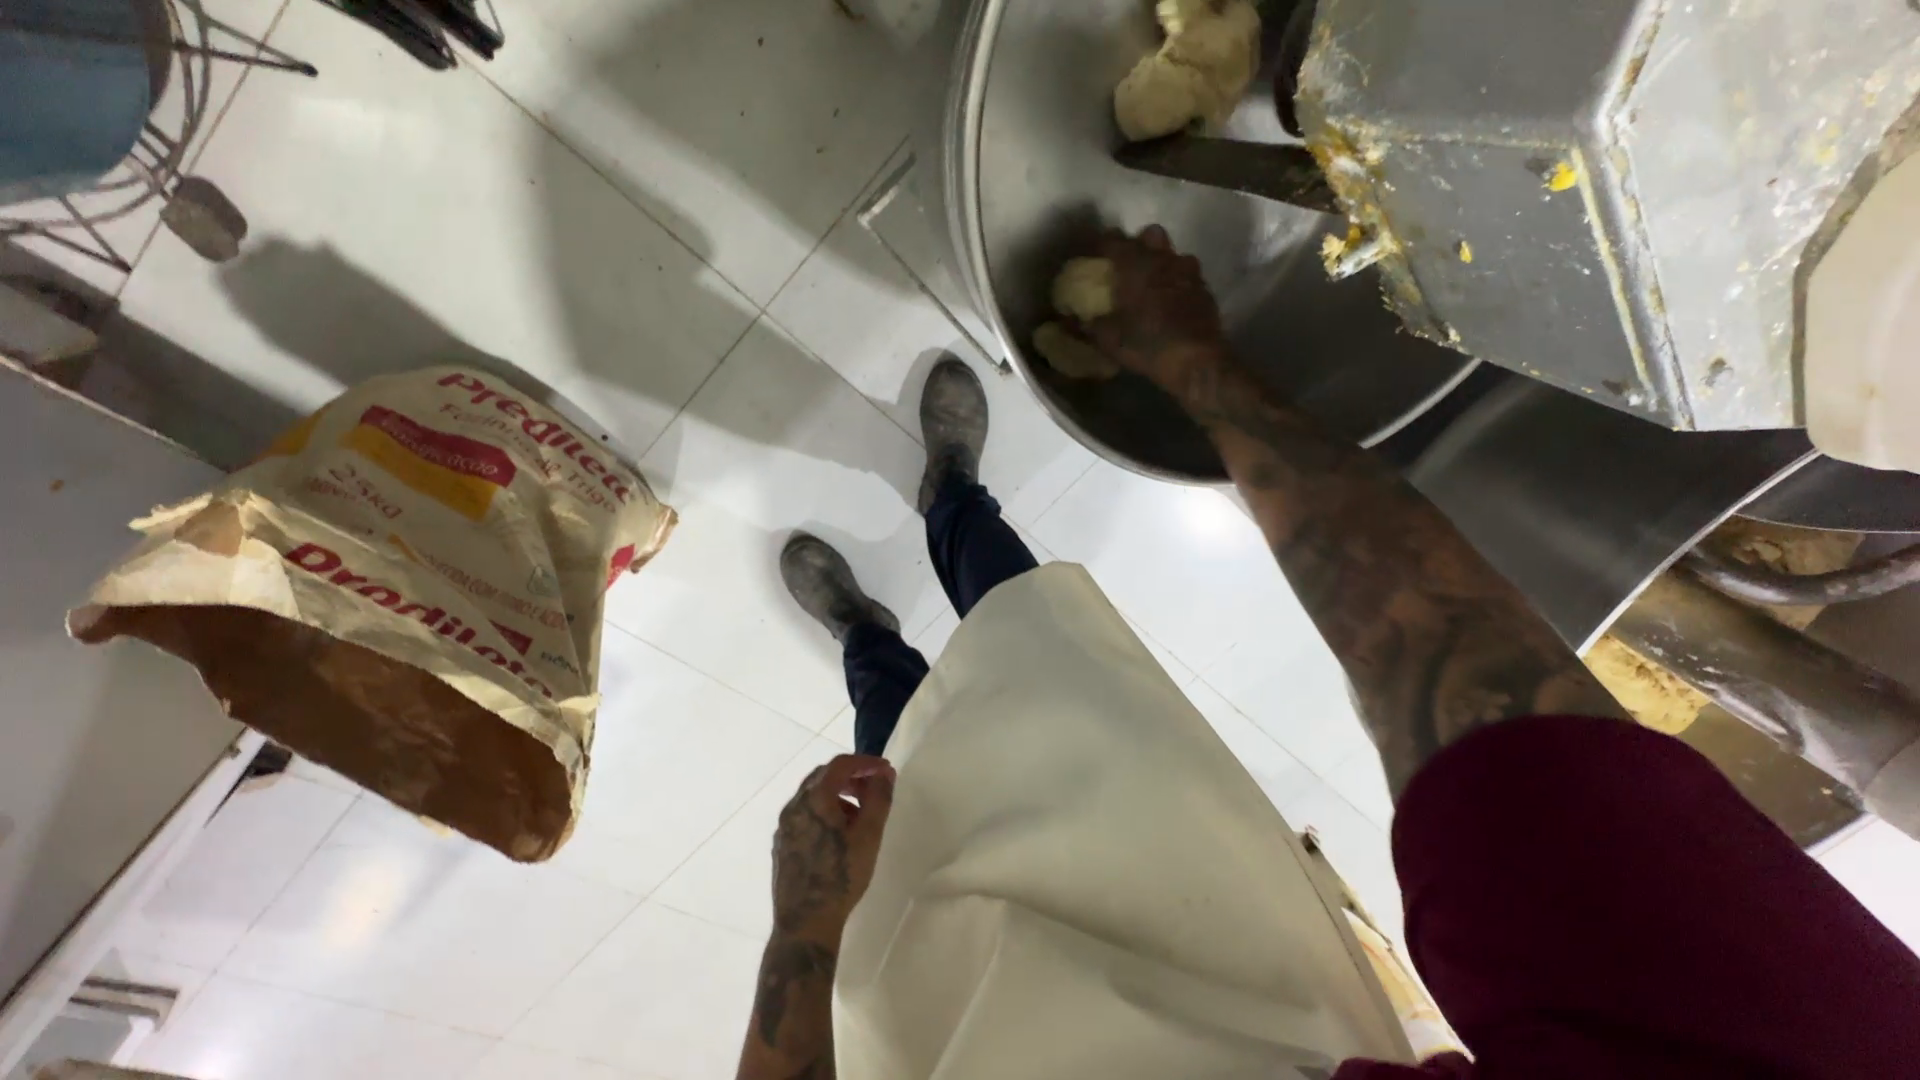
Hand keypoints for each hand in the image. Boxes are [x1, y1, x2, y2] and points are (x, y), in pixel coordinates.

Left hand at [770, 754, 895, 941]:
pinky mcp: (781, 845)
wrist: (805, 923)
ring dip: (837, 795)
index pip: (840, 765)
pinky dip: (824, 812)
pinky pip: (804, 815)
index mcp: (813, 799)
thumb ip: (878, 799)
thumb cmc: (841, 877)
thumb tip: (884, 773)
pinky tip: (838, 835)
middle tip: (874, 789)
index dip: (865, 762)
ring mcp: (783, 827)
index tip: (886, 771)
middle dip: (851, 777)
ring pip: (812, 796)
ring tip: (860, 814)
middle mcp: (793, 806)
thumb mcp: (869, 836)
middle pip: (823, 777)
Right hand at [1078, 225, 1232, 399]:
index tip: (1096, 255)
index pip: (1113, 240)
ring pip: (1174, 254)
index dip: (1102, 245)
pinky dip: (1179, 284)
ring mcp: (1189, 273)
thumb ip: (1091, 325)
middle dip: (1139, 243)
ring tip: (1154, 284)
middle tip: (1128, 265)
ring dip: (1163, 263)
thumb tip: (1079, 321)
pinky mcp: (1205, 290)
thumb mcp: (1108, 339)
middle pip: (1150, 234)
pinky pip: (1189, 277)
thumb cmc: (1147, 344)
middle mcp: (1164, 260)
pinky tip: (1173, 304)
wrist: (1196, 360)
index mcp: (1135, 265)